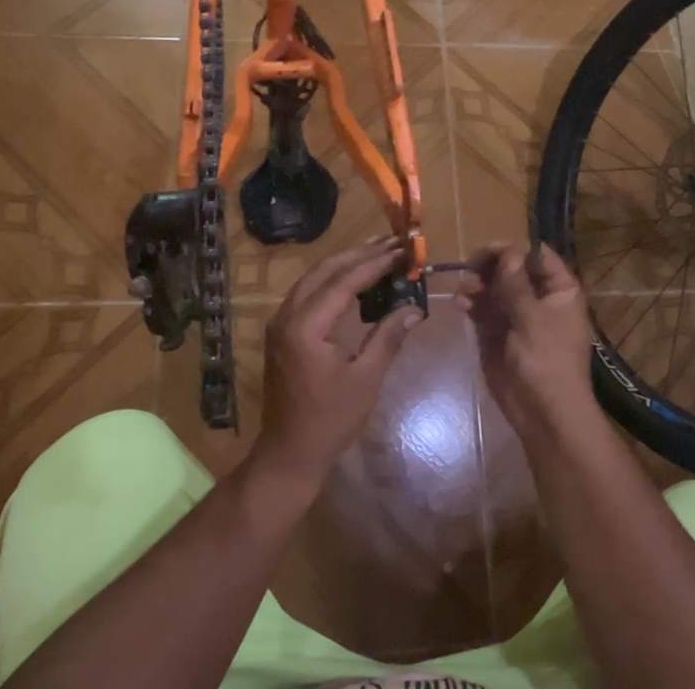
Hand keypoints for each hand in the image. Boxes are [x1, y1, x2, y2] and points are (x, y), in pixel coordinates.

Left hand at [252, 237, 424, 483]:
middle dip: (359, 255)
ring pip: (313, 279)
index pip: (343, 282)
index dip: (374, 264)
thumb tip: (414, 307)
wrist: (289, 450)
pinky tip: (356, 282)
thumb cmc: (331, 419)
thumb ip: (388, 337)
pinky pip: (308, 294)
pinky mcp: (282, 331)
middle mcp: (286, 315)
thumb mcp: (366, 379)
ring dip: (345, 265)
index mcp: (305, 326)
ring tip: (378, 254)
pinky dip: (333, 282)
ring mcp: (280, 322)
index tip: (401, 251)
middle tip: (392, 244)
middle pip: (324, 271)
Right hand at [463, 244, 598, 435]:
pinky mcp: (497, 332)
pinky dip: (471, 303)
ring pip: (493, 286)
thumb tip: (508, 251)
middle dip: (489, 266)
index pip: (537, 255)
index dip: (513, 249)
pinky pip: (482, 308)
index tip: (487, 250)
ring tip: (464, 291)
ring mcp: (516, 315)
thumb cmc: (547, 361)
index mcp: (560, 290)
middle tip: (469, 268)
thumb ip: (516, 282)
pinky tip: (461, 304)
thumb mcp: (533, 317)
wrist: (543, 412)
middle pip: (511, 268)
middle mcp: (539, 298)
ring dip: (477, 284)